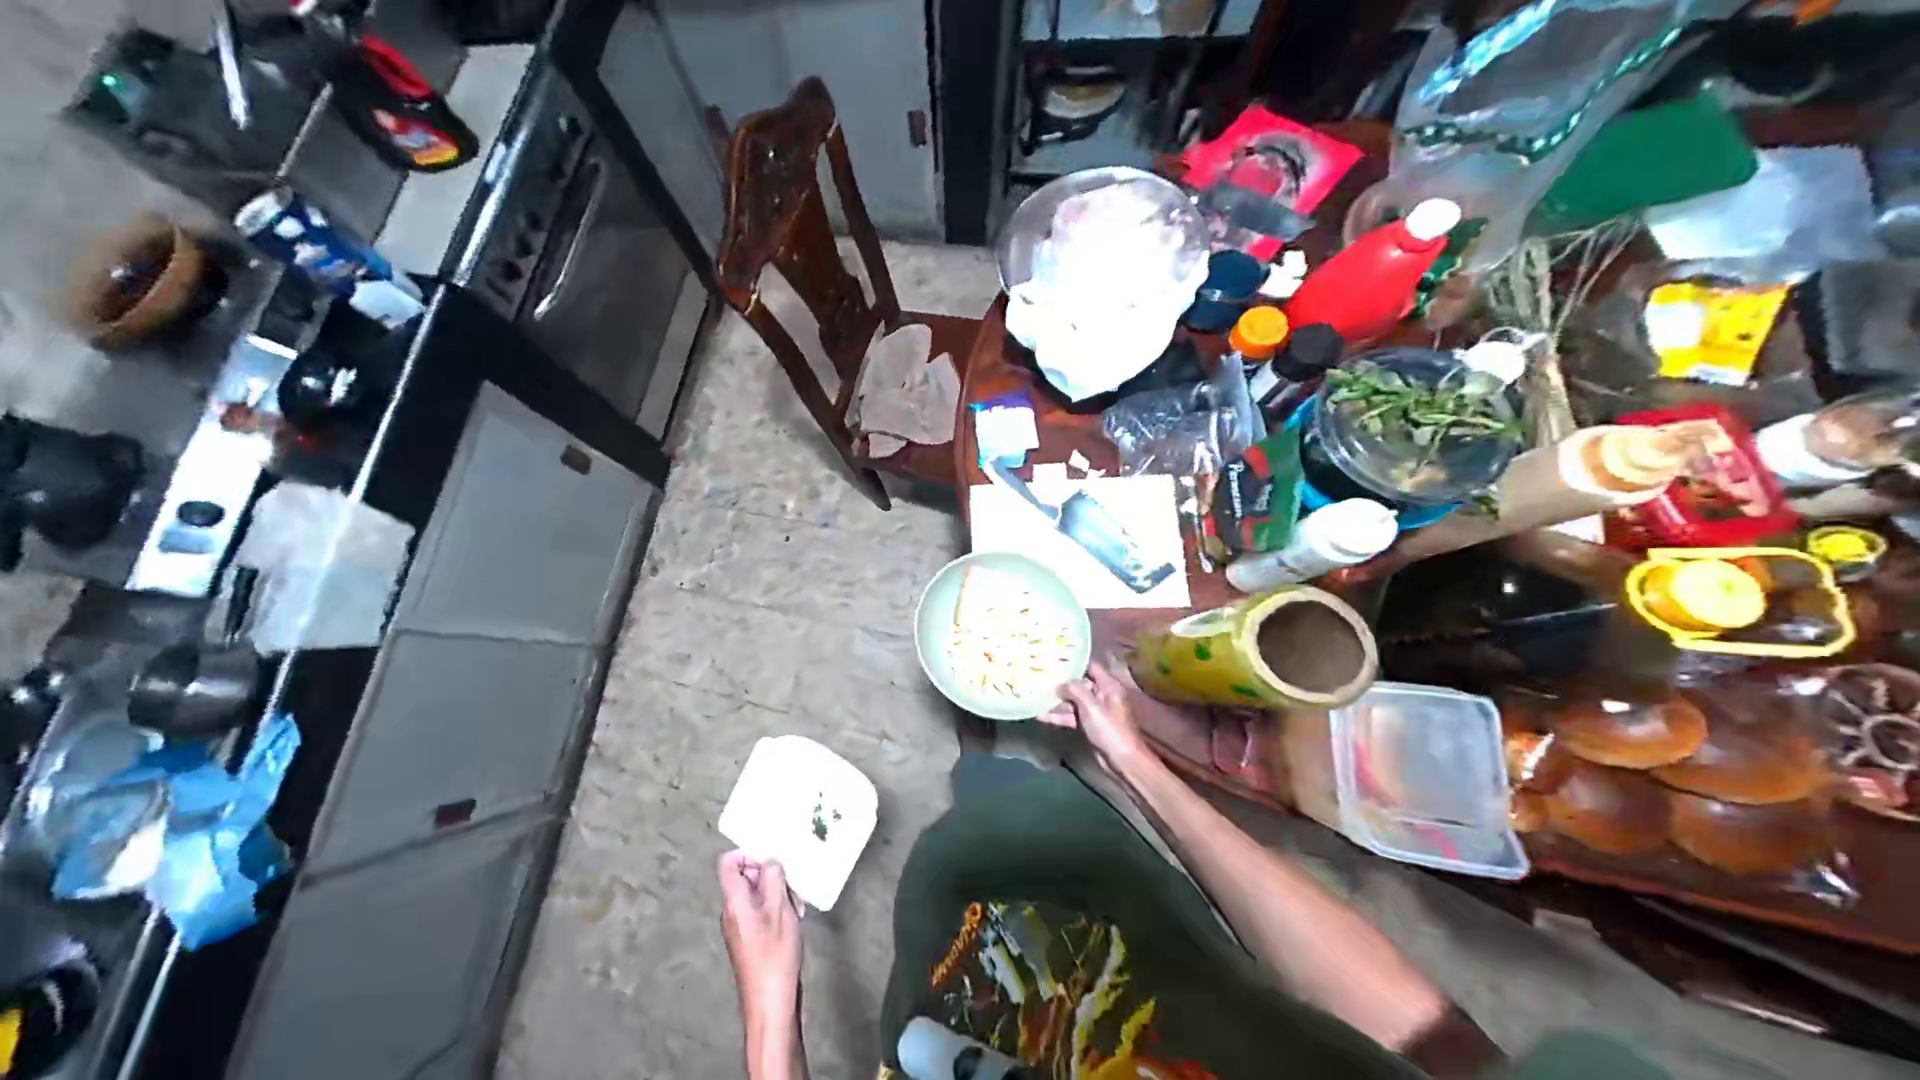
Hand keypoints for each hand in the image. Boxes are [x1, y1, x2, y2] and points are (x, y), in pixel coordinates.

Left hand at [718, 852, 802, 1033]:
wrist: (770, 1002)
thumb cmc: (774, 954)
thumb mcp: (779, 909)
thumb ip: (773, 879)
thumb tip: (769, 861)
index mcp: (734, 901)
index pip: (728, 862)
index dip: (748, 854)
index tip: (772, 861)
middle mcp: (732, 911)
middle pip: (745, 877)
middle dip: (771, 875)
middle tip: (792, 887)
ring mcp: (740, 926)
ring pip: (757, 894)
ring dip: (778, 893)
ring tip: (797, 908)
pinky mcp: (750, 939)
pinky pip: (761, 911)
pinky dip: (777, 909)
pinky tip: (794, 921)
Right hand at [1042, 661, 1153, 776]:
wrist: (1122, 761)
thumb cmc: (1110, 730)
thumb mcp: (1092, 707)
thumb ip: (1075, 690)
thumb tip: (1060, 683)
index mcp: (1109, 686)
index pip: (1091, 666)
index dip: (1074, 662)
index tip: (1055, 658)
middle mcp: (1102, 695)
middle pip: (1079, 683)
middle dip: (1061, 682)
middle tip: (1040, 675)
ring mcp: (1095, 711)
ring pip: (1073, 701)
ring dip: (1057, 701)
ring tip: (1036, 694)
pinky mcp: (1089, 725)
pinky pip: (1072, 716)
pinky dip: (1059, 716)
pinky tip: (1041, 715)